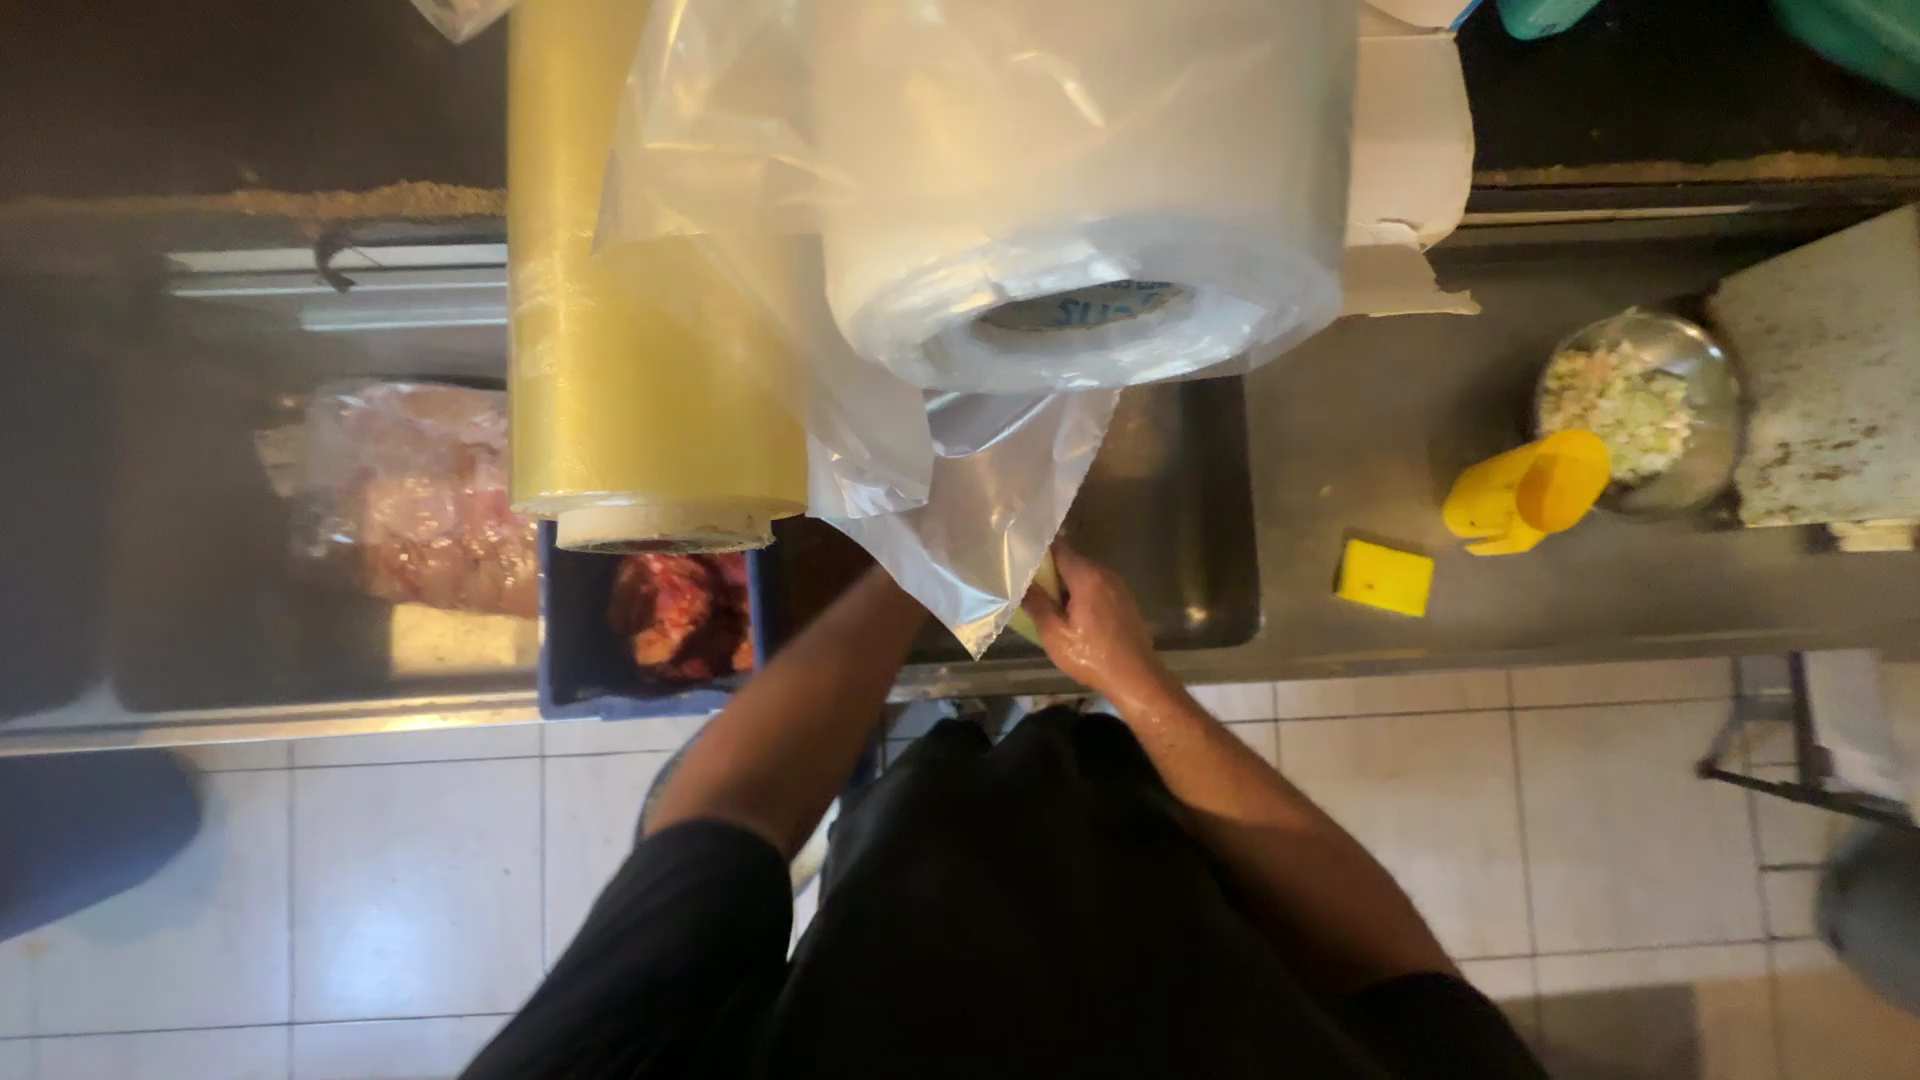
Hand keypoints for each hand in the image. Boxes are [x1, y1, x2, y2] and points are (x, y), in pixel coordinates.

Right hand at [1021, 542, 1173, 709]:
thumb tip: (1021, 584)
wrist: (1136, 678)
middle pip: (1071, 561)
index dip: (1038, 551)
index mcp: (1087, 577)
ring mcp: (1118, 586)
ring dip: (1066, 585)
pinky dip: (1082, 593)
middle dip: (1050, 571)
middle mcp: (1105, 574)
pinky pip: (1097, 587)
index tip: (1020, 558)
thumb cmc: (1091, 657)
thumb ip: (1037, 604)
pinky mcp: (1125, 600)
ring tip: (1047, 602)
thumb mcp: (1055, 634)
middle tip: (1028, 586)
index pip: (1058, 548)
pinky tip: (1072, 614)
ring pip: (1085, 575)